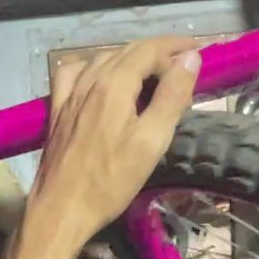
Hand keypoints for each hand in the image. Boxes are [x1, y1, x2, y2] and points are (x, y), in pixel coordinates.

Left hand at [26, 36, 199, 256]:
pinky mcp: (57, 111)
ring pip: (102, 59)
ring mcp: (69, 95)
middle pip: (127, 51)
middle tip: (186, 61)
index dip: (177, 48)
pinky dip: (94, 67)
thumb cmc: (110, 182)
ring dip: (131, 58)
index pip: (149, 50)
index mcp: (113, 84)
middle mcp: (88, 81)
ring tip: (153, 71)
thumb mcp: (151, 142)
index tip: (200, 54)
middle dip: (159, 52)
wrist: (61, 210)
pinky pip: (74, 74)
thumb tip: (189, 58)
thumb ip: (172, 96)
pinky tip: (101, 78)